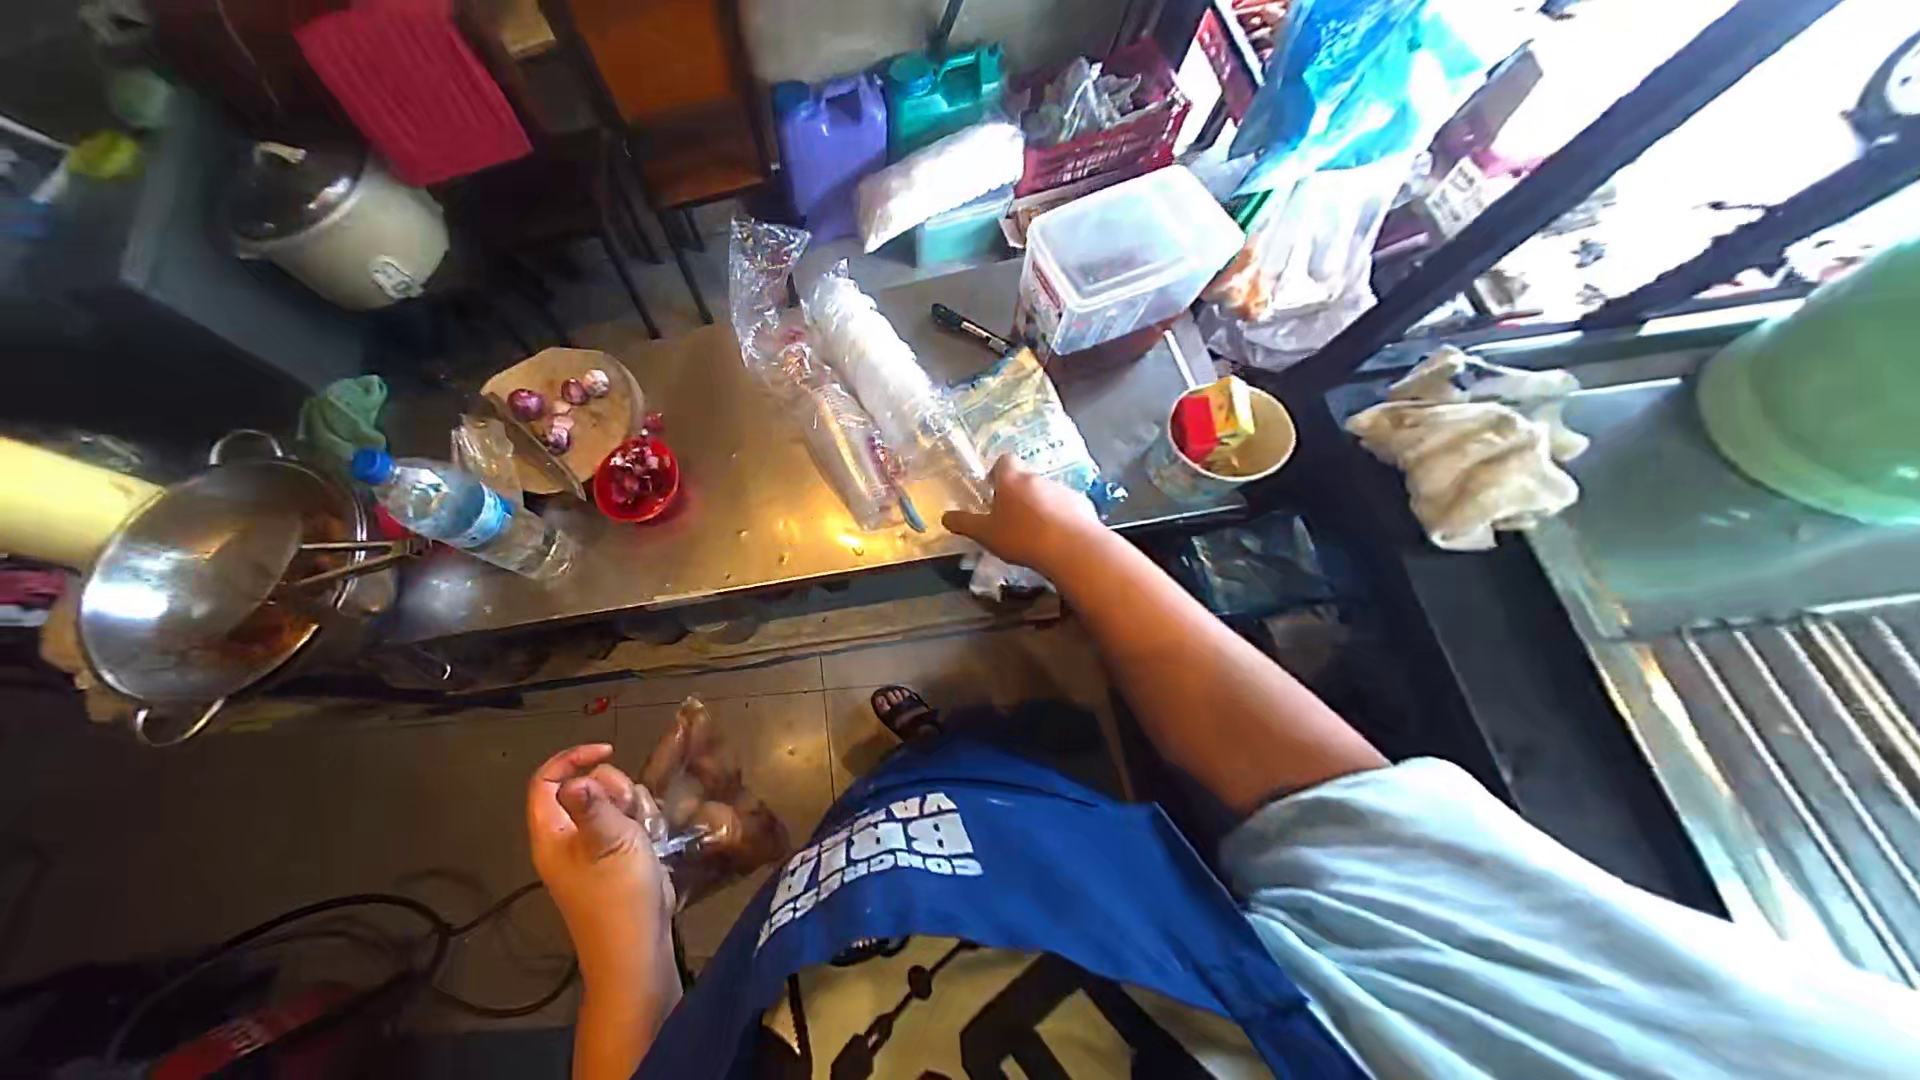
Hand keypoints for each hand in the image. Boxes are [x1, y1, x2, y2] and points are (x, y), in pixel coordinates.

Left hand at [527, 744, 673, 982]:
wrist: (638, 944)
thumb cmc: (618, 893)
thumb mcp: (608, 842)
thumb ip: (593, 806)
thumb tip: (576, 777)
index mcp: (552, 833)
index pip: (546, 780)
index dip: (572, 759)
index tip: (608, 751)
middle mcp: (569, 836)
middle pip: (590, 785)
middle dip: (617, 789)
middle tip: (628, 814)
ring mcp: (594, 845)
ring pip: (616, 800)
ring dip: (635, 808)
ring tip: (643, 834)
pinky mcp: (618, 853)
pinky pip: (631, 819)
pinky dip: (644, 823)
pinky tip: (651, 843)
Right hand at [943, 455, 1102, 574]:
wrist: (1072, 549)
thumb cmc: (1022, 537)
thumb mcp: (985, 535)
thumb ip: (964, 524)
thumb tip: (945, 517)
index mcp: (1012, 479)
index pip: (1003, 461)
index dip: (997, 473)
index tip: (993, 491)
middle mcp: (1037, 478)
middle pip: (1024, 479)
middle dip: (1017, 495)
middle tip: (1010, 520)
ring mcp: (1062, 489)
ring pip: (1046, 494)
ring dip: (1039, 507)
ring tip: (1035, 534)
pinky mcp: (1082, 504)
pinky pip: (1066, 508)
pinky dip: (1060, 518)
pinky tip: (1057, 540)